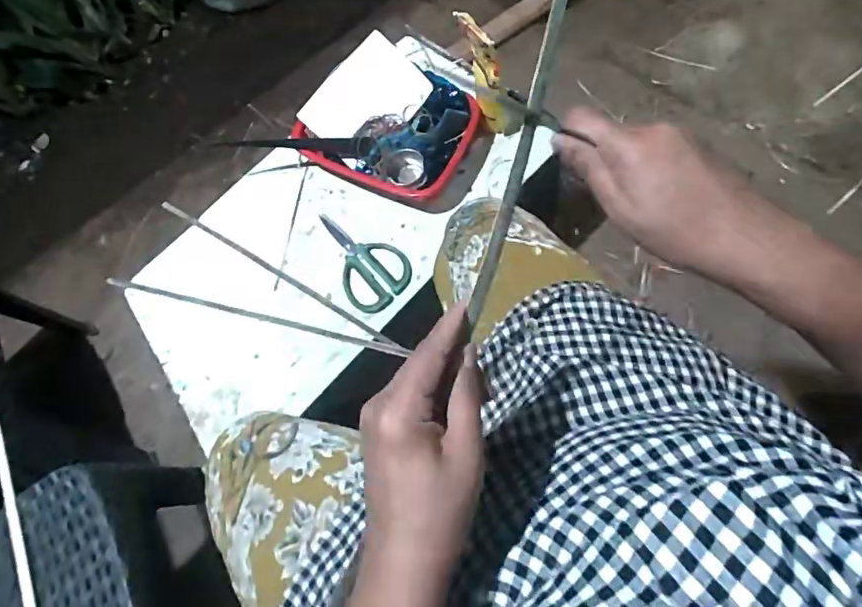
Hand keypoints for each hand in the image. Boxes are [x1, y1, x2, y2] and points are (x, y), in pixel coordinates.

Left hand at [351, 301, 484, 606]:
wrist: (403, 562)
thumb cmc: (441, 512)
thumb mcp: (466, 453)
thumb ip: (467, 396)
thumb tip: (469, 354)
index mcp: (396, 408)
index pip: (428, 354)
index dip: (450, 326)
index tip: (468, 300)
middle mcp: (377, 402)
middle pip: (420, 364)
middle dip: (453, 357)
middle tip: (488, 369)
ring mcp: (372, 415)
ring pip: (415, 379)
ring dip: (444, 377)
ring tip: (479, 391)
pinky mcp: (376, 427)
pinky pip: (407, 395)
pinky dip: (432, 393)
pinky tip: (455, 402)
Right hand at [553, 108, 810, 286]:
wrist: (751, 239)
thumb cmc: (677, 232)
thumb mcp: (621, 209)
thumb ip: (589, 169)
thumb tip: (560, 140)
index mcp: (627, 142)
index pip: (580, 116)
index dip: (567, 132)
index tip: (569, 160)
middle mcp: (651, 127)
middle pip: (610, 131)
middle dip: (603, 155)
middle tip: (615, 196)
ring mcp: (678, 133)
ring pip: (635, 141)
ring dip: (631, 162)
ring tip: (649, 201)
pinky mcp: (698, 143)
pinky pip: (660, 146)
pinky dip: (654, 164)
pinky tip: (672, 196)